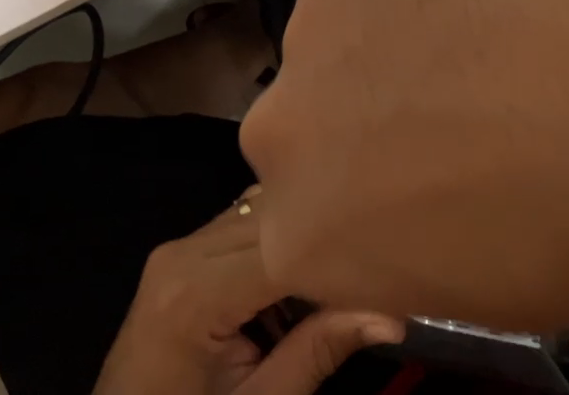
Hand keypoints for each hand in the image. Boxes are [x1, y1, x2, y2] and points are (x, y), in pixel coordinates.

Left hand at [94, 189, 404, 394]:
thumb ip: (318, 352)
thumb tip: (393, 316)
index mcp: (193, 294)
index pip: (283, 248)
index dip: (335, 254)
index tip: (383, 262)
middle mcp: (180, 255)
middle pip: (270, 221)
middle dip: (320, 240)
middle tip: (373, 259)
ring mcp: (175, 252)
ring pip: (257, 216)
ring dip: (298, 240)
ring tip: (342, 268)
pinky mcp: (177, 260)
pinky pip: (239, 230)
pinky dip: (274, 247)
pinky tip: (299, 281)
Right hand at [241, 0, 568, 330]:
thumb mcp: (514, 278)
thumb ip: (429, 237)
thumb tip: (440, 188)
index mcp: (316, 243)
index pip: (317, 216)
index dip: (383, 183)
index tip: (438, 161)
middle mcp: (285, 133)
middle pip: (317, 109)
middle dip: (375, 100)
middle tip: (470, 80)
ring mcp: (314, 22)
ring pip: (349, 17)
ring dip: (408, 15)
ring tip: (507, 5)